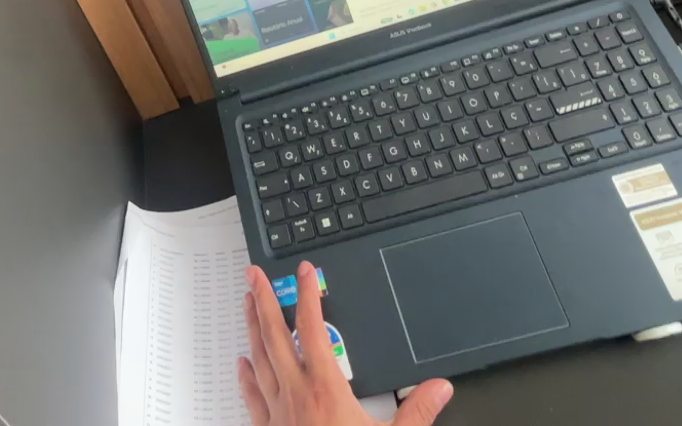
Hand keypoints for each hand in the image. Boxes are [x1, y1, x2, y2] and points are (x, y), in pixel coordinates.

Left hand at [238, 263, 452, 425]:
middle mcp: (295, 395)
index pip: (312, 328)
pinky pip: (252, 399)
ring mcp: (278, 415)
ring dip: (251, 328)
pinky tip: (240, 363)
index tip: (306, 270)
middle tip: (253, 272)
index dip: (308, 295)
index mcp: (325, 389)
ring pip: (259, 360)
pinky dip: (246, 377)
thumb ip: (417, 412)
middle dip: (263, 300)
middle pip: (274, 336)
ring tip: (245, 301)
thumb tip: (441, 387)